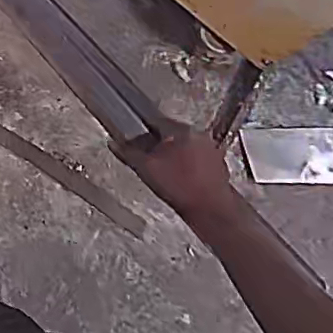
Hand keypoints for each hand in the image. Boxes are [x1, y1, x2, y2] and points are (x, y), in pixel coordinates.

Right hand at [112, 123, 240, 221]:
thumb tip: (114, 143)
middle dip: (158, 145)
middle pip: (171, 133)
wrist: (210, 210)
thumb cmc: (181, 188)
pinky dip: (188, 165)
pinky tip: (181, 180)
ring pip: (185, 146)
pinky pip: (198, 158)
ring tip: (165, 173)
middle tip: (149, 161)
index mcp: (181, 131)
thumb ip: (128, 153)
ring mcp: (211, 149)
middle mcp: (198, 135)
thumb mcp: (146, 169)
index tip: (136, 140)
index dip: (142, 132)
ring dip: (174, 155)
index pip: (156, 122)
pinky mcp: (219, 163)